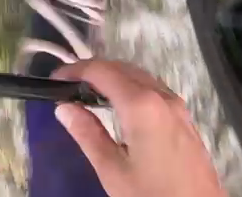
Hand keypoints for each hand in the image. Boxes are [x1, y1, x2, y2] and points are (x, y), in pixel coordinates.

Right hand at [52, 61, 227, 196]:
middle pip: (121, 68)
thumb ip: (88, 135)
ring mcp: (177, 107)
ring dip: (114, 77)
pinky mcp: (186, 120)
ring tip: (90, 94)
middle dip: (93, 71)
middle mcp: (161, 96)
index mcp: (141, 104)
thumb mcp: (114, 173)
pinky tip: (122, 108)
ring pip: (139, 76)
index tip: (54, 79)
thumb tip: (63, 107)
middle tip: (69, 86)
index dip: (75, 69)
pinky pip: (154, 90)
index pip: (101, 71)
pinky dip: (132, 87)